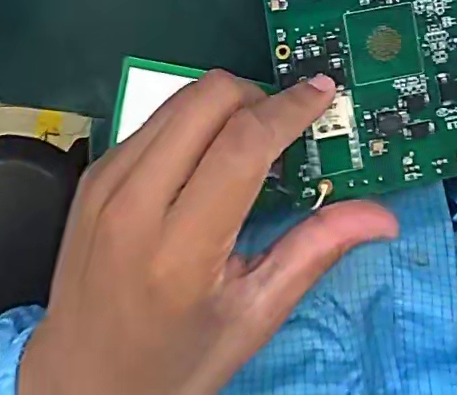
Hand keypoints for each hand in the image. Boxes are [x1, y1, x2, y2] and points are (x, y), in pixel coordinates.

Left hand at [19, 71, 397, 394]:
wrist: (76, 378)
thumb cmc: (173, 362)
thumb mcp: (250, 320)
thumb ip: (312, 253)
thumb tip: (379, 216)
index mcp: (180, 250)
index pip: (242, 147)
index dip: (288, 109)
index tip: (321, 90)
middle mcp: (135, 200)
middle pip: (208, 99)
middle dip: (256, 97)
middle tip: (281, 129)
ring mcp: (107, 177)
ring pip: (180, 97)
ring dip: (224, 103)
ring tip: (249, 140)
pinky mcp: (95, 169)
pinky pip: (155, 118)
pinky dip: (192, 120)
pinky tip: (206, 156)